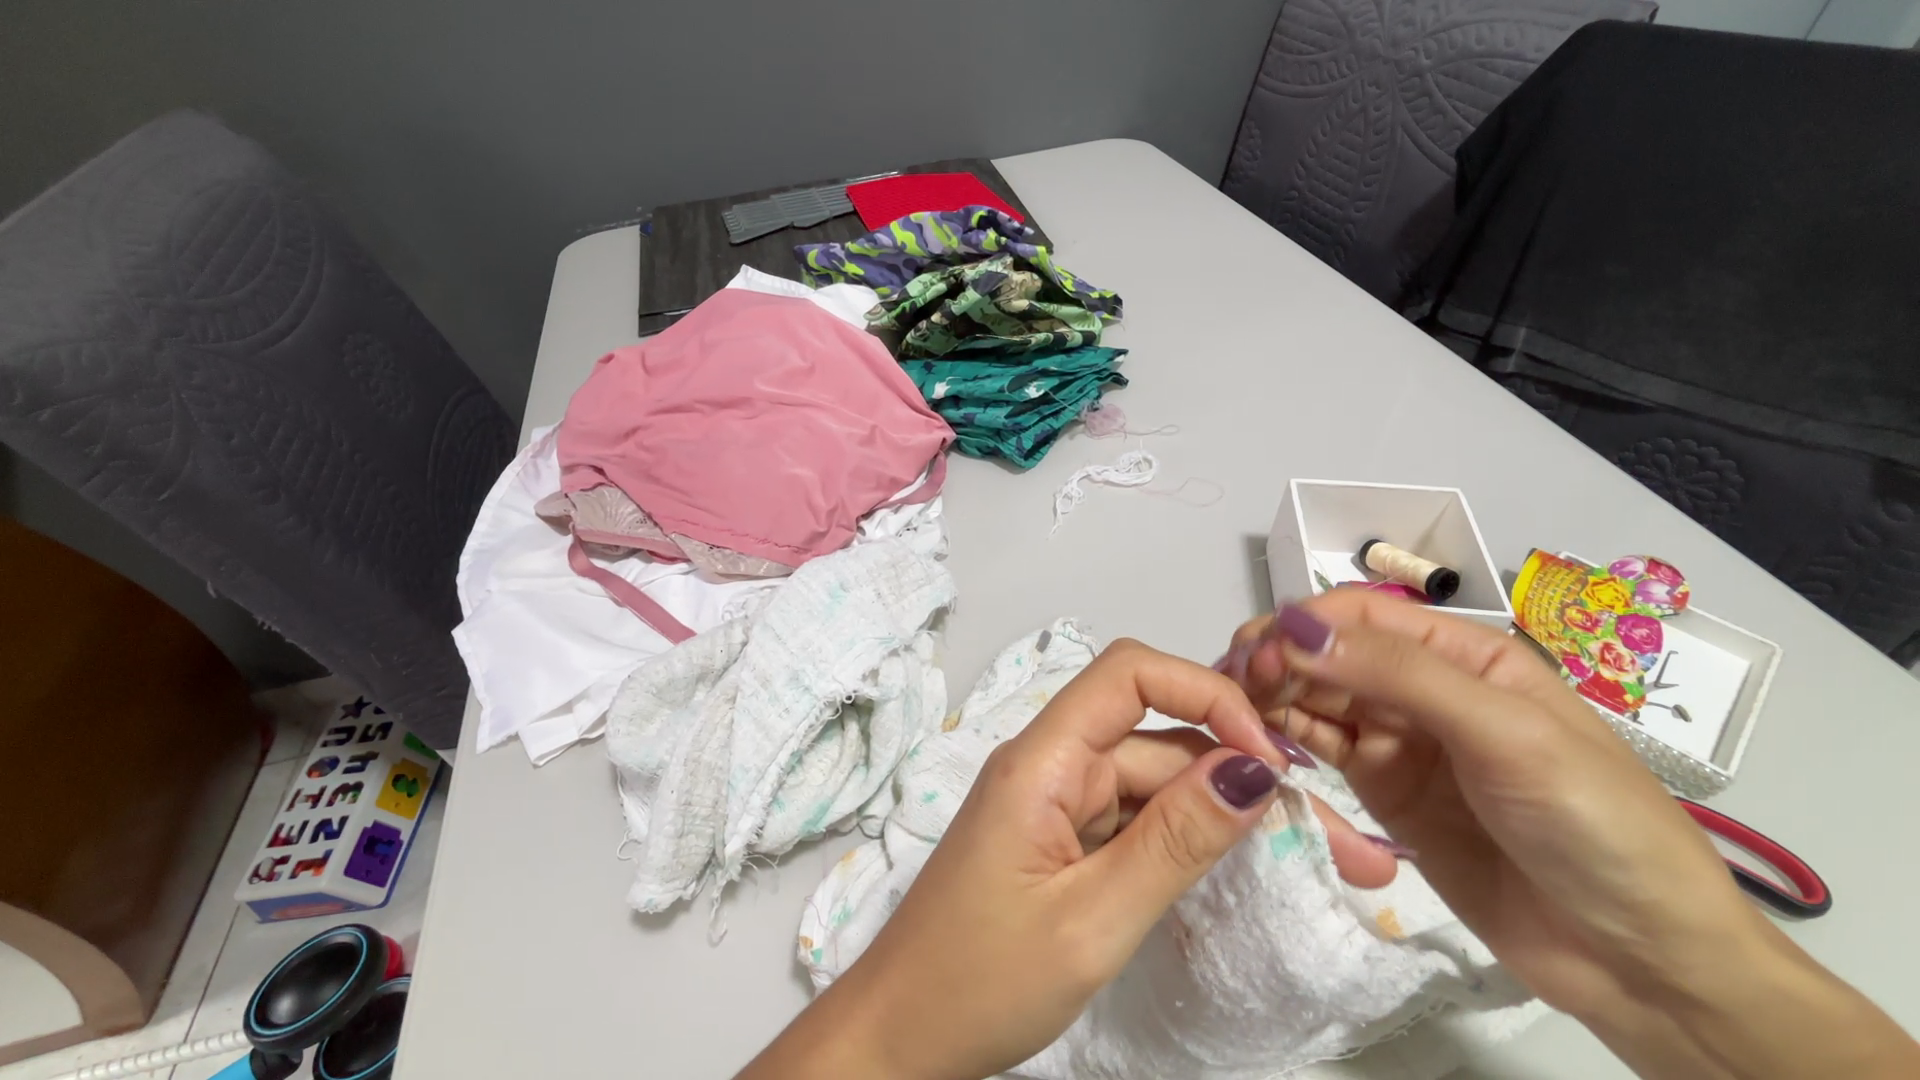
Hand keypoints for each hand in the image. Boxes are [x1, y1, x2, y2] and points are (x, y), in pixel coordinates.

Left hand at [738, 639, 1396, 1079]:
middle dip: (1244, 775)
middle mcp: (1050, 766)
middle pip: (1157, 740)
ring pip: (1154, 783)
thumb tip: (1253, 772)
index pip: (1128, 675)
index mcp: (1041, 761)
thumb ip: (1174, 842)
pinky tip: (1242, 862)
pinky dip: (1187, 838)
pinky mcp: (1062, 840)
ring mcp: (1056, 804)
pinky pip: (1134, 819)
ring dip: (1226, 813)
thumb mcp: (1092, 920)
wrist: (900, 1038)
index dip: (1206, 695)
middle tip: (1338, 841)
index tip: (1270, 761)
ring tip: (1316, 857)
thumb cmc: (980, 981)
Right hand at [1228, 590, 1918, 1077]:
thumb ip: (1401, 675)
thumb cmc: (1590, 822)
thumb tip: (1296, 629)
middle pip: (1331, 653)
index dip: (1306, 626)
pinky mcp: (1383, 790)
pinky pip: (1322, 749)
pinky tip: (1259, 745)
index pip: (1364, 616)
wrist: (1637, 958)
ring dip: (1273, 697)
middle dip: (1279, 659)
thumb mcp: (1506, 733)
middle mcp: (1425, 688)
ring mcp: (1401, 740)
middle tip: (1232, 690)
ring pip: (1317, 697)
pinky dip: (1286, 740)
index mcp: (1466, 655)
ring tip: (1233, 717)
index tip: (1259, 657)